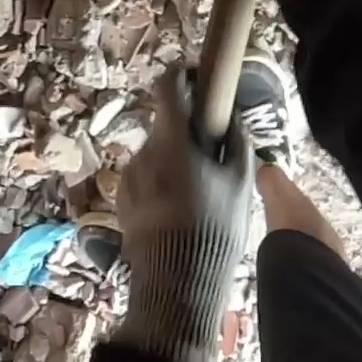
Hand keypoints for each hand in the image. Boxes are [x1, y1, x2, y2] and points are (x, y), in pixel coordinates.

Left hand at [114, 69, 253, 361]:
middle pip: (165, 124)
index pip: (167, 85)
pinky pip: (145, 177)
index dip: (183, 73)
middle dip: (186, 131)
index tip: (199, 77)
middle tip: (209, 152)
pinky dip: (161, 181)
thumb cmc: (214, 230)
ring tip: (197, 191)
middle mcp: (143, 151)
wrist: (175, 288)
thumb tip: (231, 116)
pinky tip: (179, 209)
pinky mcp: (121, 200)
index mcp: (171, 141)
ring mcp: (128, 177)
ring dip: (173, 159)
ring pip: (155, 152)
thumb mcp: (239, 183)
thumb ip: (235, 140)